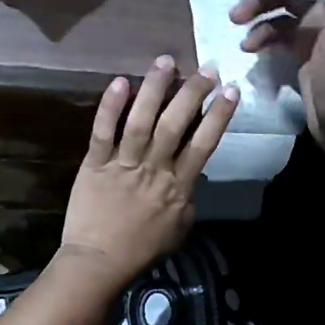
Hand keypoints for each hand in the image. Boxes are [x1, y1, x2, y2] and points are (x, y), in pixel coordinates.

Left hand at [58, 56, 238, 288]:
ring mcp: (123, 165)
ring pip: (141, 121)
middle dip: (193, 93)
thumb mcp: (179, 228)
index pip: (203, 144)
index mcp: (178, 187)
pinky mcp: (94, 165)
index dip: (218, 115)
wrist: (99, 262)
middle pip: (176, 125)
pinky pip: (102, 132)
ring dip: (155, 89)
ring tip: (166, 61)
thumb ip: (188, 198)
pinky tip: (120, 81)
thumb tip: (194, 172)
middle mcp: (154, 170)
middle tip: (206, 68)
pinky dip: (110, 107)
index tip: (230, 90)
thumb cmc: (142, 250)